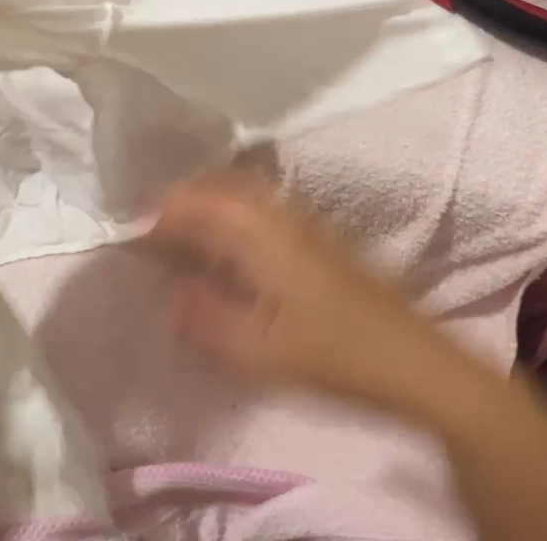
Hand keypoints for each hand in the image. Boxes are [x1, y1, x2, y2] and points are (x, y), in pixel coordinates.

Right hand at [145, 169, 469, 417]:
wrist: (415, 361)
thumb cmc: (335, 355)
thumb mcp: (261, 353)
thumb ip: (209, 321)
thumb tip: (172, 293)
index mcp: (264, 234)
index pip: (202, 204)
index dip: (164, 211)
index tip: (131, 227)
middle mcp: (284, 216)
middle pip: (224, 186)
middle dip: (185, 198)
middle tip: (152, 224)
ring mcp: (307, 224)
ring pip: (247, 193)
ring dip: (211, 202)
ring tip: (183, 231)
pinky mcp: (322, 239)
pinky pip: (264, 207)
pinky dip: (235, 213)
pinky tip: (231, 247)